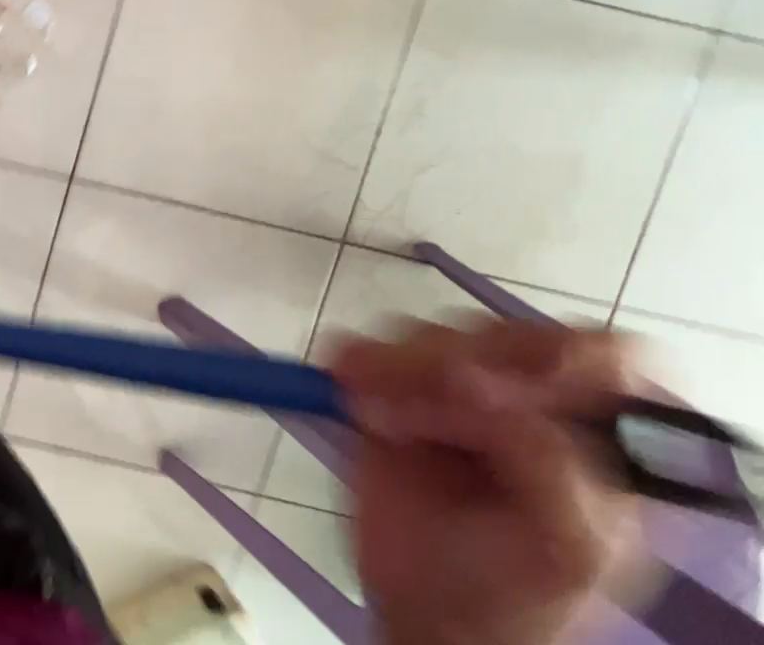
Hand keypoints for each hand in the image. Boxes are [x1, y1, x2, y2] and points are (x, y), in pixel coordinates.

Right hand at [334, 320, 640, 644]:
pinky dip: (351, 364)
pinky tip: (352, 400)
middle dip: (454, 365)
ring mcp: (450, 394)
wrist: (424, 615)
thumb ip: (548, 462)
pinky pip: (365, 350)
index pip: (600, 353)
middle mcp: (527, 401)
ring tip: (380, 418)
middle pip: (499, 335)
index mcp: (595, 434)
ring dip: (395, 368)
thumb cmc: (514, 592)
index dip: (555, 356)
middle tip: (423, 412)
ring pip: (427, 335)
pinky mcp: (388, 395)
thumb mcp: (568, 543)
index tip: (498, 388)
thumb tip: (476, 385)